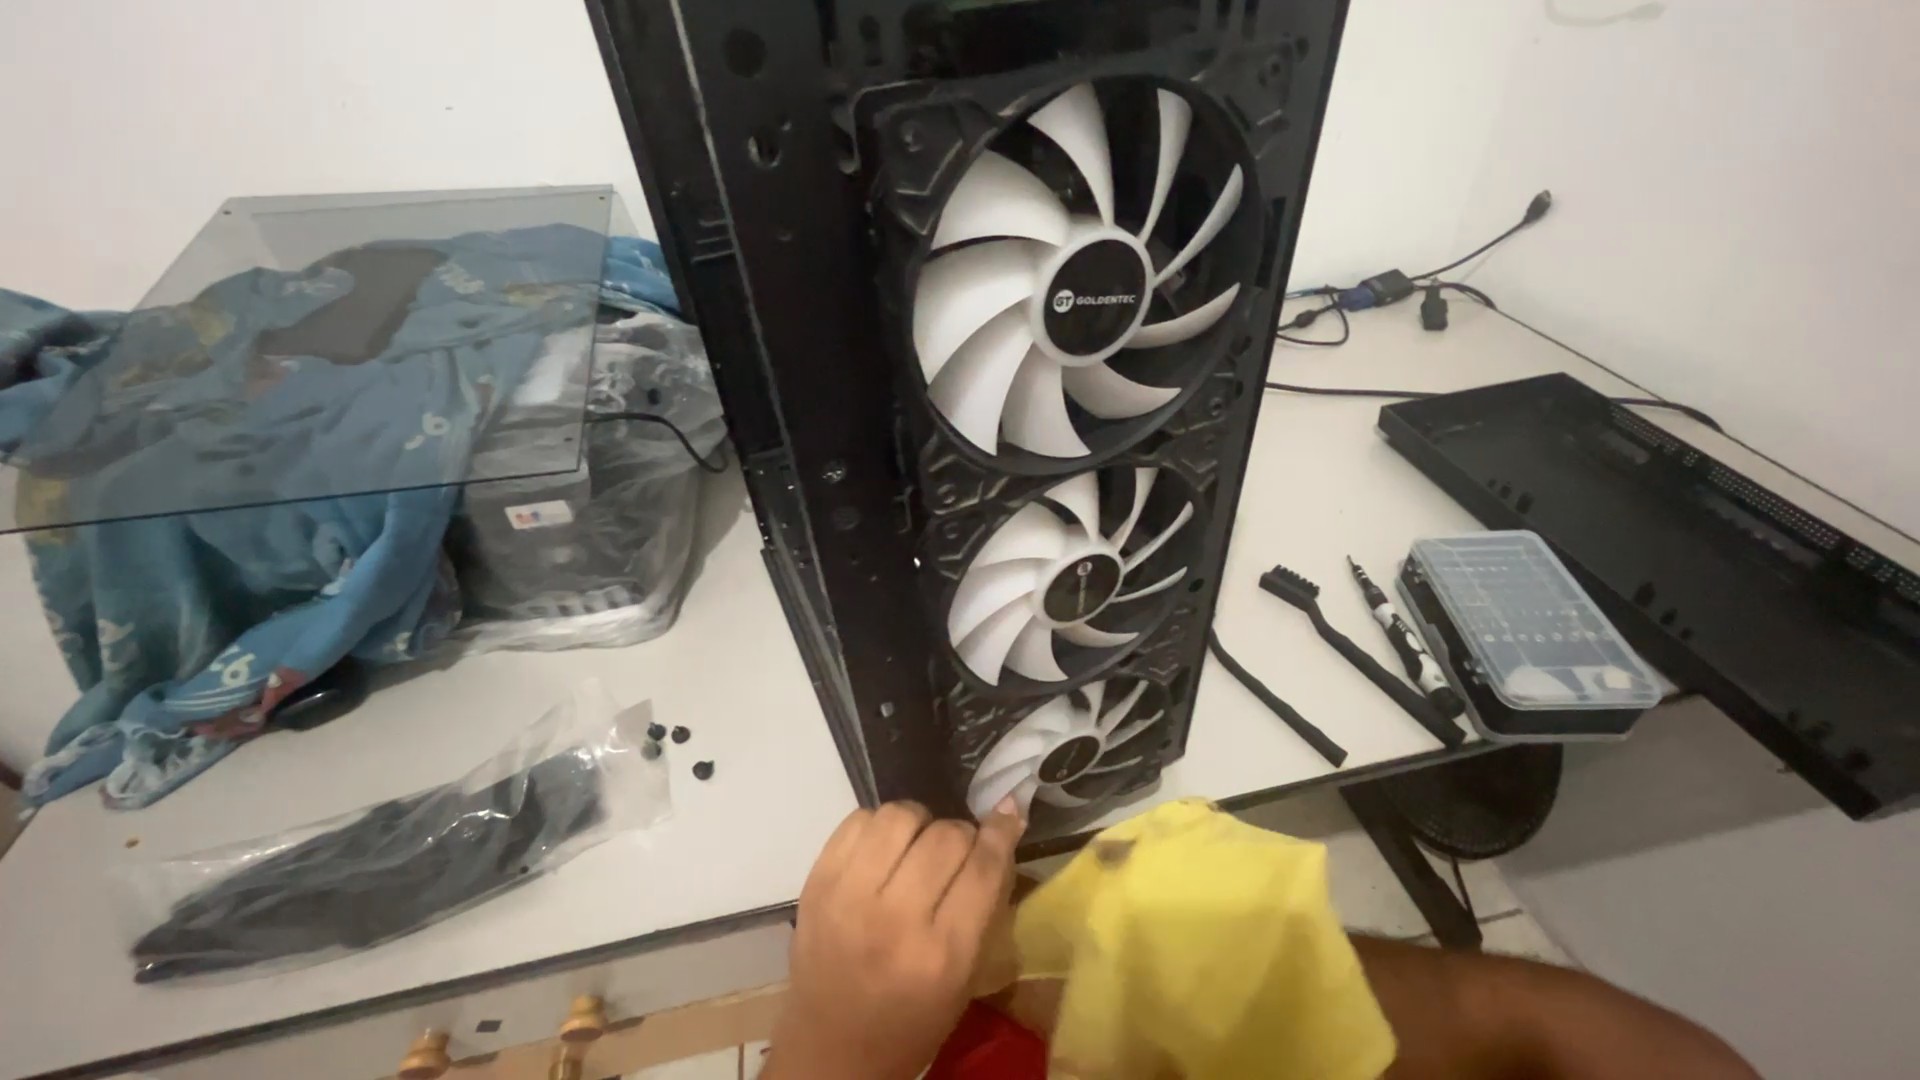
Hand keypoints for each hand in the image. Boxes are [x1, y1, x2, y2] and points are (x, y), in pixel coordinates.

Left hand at [763, 798, 1025, 1079]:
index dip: (1000, 832)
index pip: (982, 867)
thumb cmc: (913, 1020)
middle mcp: (894, 919)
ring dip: (920, 823)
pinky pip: (858, 820)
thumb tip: (1007, 818)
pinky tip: (884, 849)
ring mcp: (848, 896)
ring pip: (899, 816)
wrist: (831, 1049)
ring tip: (918, 846)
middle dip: (961, 835)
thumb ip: (988, 898)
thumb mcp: (966, 973)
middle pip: (945, 836)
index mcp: (941, 954)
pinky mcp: (817, 882)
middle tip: (956, 854)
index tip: (1007, 815)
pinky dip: (879, 826)